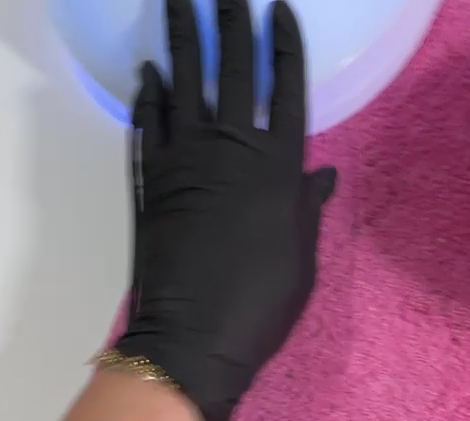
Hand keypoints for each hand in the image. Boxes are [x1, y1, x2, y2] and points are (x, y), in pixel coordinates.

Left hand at [116, 0, 337, 420]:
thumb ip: (306, 210)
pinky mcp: (150, 176)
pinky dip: (149, 93)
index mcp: (277, 171)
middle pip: (233, 70)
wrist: (194, 337)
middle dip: (232, 22)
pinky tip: (150, 72)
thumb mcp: (301, 262)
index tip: (278, 11)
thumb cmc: (262, 307)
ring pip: (184, 80)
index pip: (285, 92)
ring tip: (178, 1)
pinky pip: (148, 120)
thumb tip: (320, 174)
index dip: (283, 48)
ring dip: (182, 36)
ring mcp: (185, 158)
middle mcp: (232, 150)